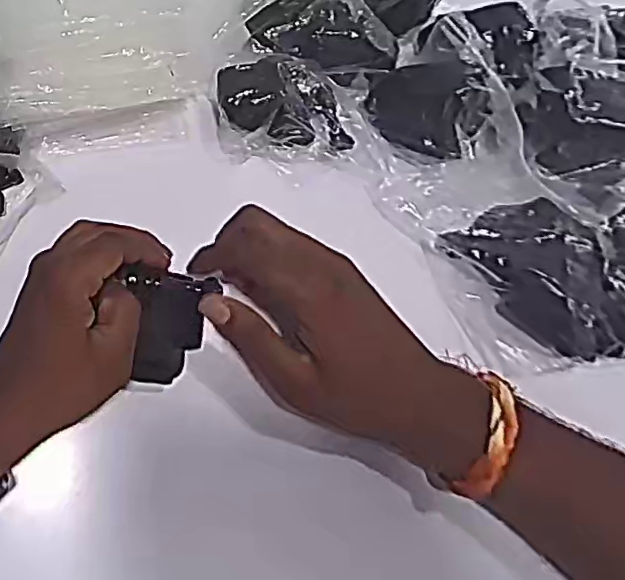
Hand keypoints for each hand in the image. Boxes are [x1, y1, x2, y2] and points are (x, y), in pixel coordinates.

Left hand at [0, 221, 171, 475]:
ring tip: (140, 270)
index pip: (111, 241)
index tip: (163, 262)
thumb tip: (127, 291)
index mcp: (65, 277)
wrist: (11, 407)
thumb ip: (127, 310)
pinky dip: (95, 259)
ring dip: (111, 246)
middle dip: (129, 240)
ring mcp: (39, 277)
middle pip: (93, 232)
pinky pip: (69, 257)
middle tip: (155, 259)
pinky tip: (113, 283)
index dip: (144, 247)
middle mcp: (47, 269)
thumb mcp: (113, 356)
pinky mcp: (37, 289)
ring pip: (79, 240)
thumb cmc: (49, 389)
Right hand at [190, 205, 488, 478]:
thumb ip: (249, 337)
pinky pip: (288, 241)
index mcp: (311, 290)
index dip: (212, 256)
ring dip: (243, 245)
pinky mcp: (338, 268)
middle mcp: (323, 266)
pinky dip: (263, 252)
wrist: (425, 402)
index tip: (199, 275)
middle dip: (224, 242)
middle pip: (255, 222)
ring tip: (236, 285)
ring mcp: (332, 264)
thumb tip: (212, 304)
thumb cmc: (367, 398)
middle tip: (214, 276)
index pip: (246, 246)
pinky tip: (264, 289)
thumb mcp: (296, 384)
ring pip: (270, 226)